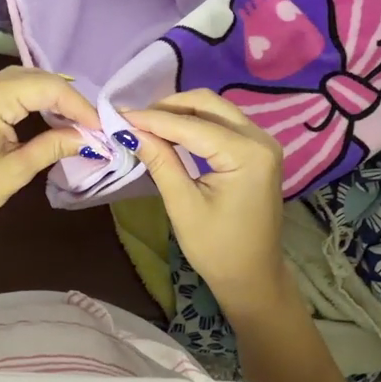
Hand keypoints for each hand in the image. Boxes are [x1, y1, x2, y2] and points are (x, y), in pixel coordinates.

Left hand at [0, 67, 97, 224]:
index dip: (79, 104)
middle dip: (68, 97)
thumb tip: (89, 138)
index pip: (48, 87)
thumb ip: (53, 146)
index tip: (102, 125)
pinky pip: (9, 86)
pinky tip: (50, 114)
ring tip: (77, 120)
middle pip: (37, 77)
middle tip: (94, 122)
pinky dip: (33, 97)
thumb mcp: (15, 170)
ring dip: (52, 95)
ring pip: (24, 78)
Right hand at [124, 90, 292, 310]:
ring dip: (180, 113)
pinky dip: (195, 123)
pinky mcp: (258, 150)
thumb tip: (129, 130)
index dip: (153, 119)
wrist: (253, 276)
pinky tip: (170, 132)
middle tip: (132, 120)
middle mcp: (261, 139)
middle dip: (167, 108)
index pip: (192, 125)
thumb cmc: (217, 249)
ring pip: (215, 110)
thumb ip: (160, 161)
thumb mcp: (183, 205)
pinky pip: (223, 123)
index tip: (117, 115)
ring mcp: (263, 142)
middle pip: (207, 104)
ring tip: (146, 125)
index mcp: (247, 154)